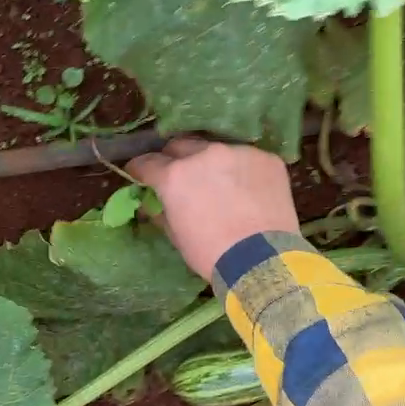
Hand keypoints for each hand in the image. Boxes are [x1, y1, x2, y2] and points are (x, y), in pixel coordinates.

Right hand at [127, 140, 301, 278]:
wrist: (262, 260)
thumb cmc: (210, 253)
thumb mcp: (176, 236)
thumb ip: (161, 212)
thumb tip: (152, 204)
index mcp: (175, 176)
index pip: (147, 163)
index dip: (139, 170)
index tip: (138, 175)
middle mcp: (204, 154)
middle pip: (180, 146)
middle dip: (173, 159)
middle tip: (178, 176)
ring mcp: (238, 152)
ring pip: (215, 149)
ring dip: (209, 163)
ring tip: (217, 183)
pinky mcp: (266, 158)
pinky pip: (246, 159)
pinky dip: (240, 170)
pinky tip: (246, 190)